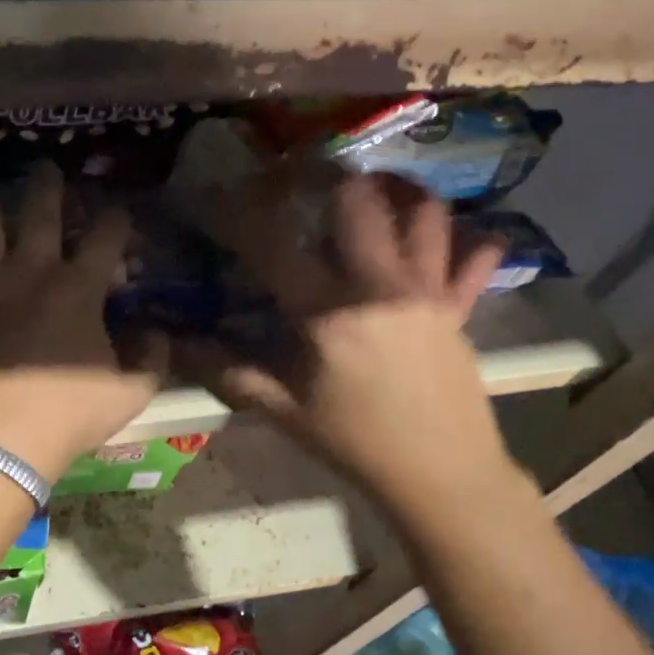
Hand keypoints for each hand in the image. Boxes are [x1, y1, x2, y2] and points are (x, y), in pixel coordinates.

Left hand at [0, 162, 165, 480]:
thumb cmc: (69, 416)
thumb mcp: (132, 392)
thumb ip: (152, 357)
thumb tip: (158, 331)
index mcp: (78, 288)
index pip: (106, 237)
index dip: (117, 219)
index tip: (121, 211)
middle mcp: (29, 273)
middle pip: (39, 214)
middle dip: (46, 185)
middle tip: (44, 165)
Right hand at [178, 168, 511, 503]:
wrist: (440, 474)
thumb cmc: (353, 442)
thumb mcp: (282, 411)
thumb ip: (229, 372)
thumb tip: (178, 346)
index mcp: (328, 312)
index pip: (276, 245)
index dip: (240, 215)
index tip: (220, 199)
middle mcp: (380, 286)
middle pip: (358, 200)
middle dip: (326, 179)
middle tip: (304, 181)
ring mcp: (428, 291)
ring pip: (423, 213)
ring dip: (398, 194)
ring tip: (375, 194)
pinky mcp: (460, 306)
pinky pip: (475, 257)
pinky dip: (467, 240)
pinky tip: (449, 242)